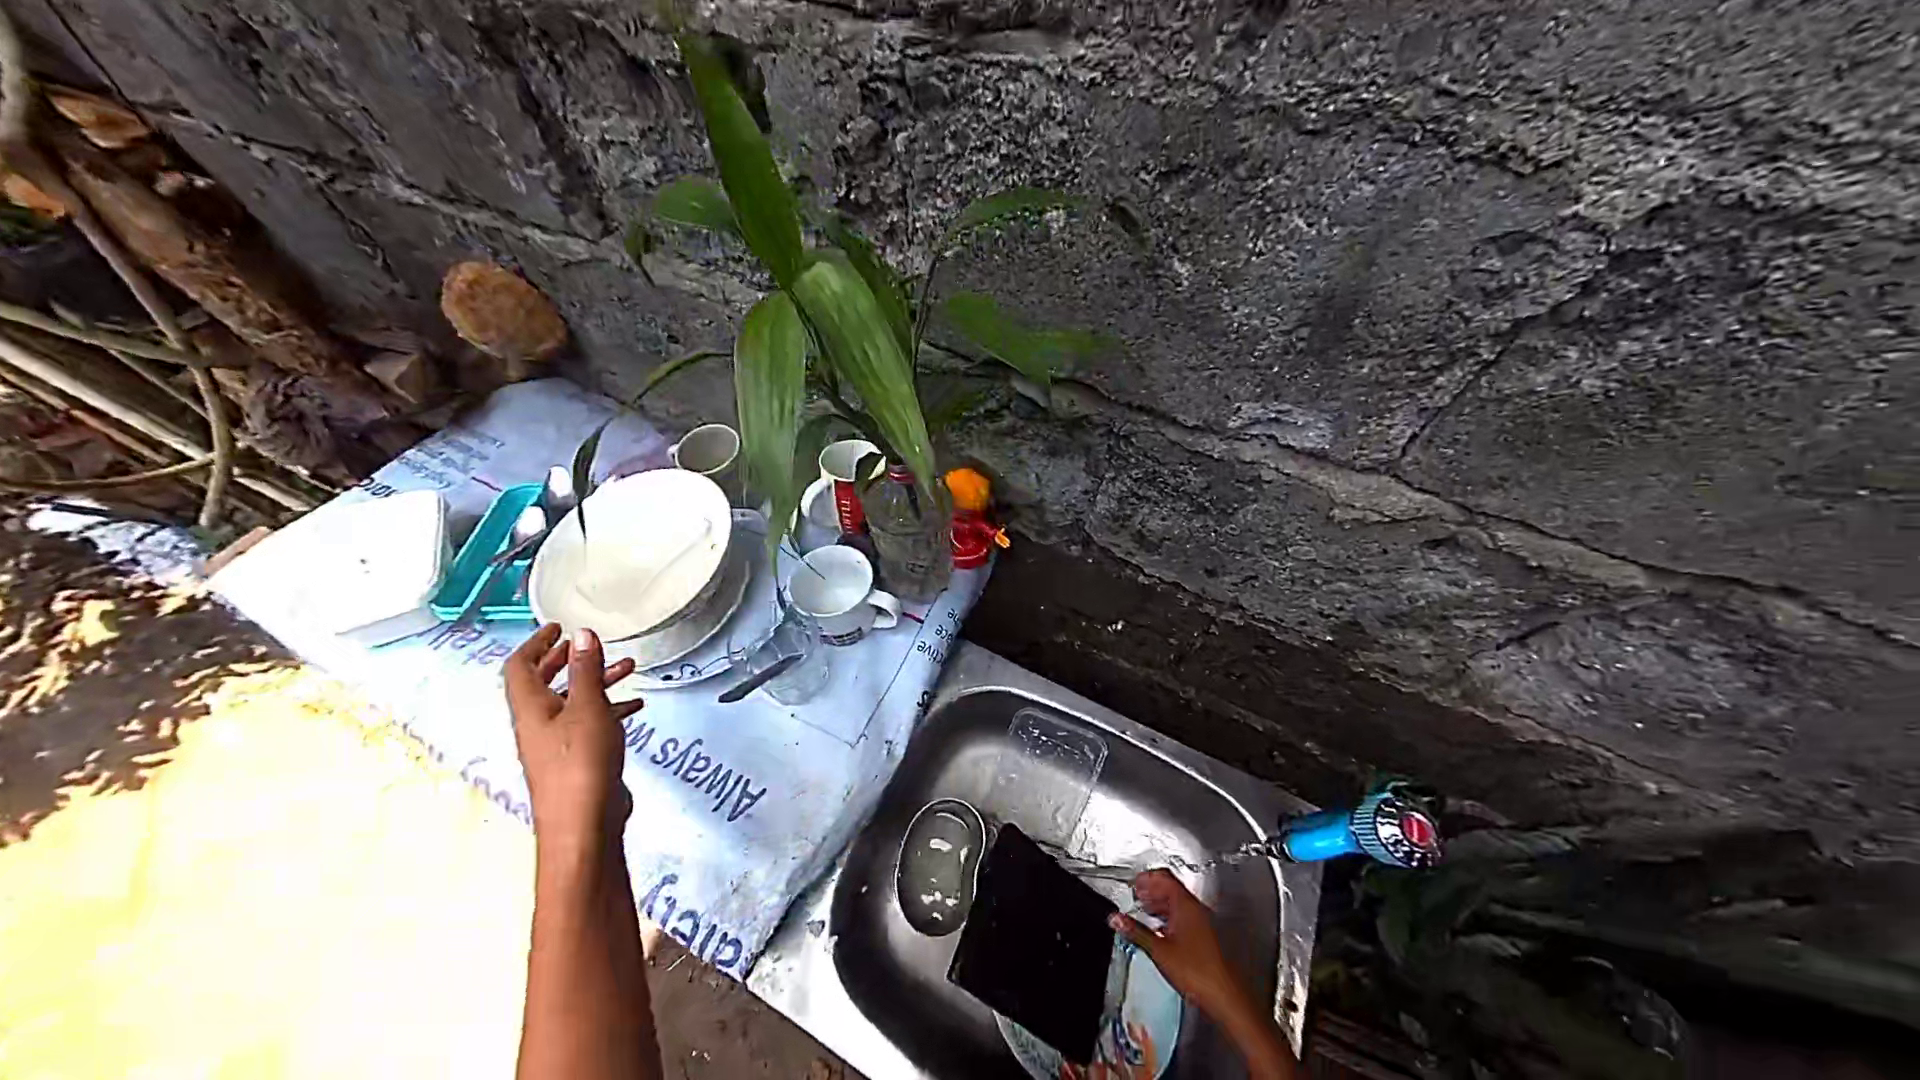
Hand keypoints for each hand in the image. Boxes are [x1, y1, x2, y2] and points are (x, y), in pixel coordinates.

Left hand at [505, 623, 643, 850]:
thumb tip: (581, 636)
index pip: (521, 665)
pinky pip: (590, 722)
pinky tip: (631, 708)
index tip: (556, 627)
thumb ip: (587, 670)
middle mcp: (539, 724)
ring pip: (573, 701)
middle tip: (588, 645)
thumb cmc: (581, 767)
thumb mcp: (588, 708)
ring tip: (624, 669)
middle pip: (546, 682)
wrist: (585, 824)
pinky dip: (609, 708)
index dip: (536, 642)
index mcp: (532, 709)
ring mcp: (557, 743)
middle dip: (569, 659)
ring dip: (595, 681)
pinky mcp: (578, 758)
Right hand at [1108, 870, 1245, 1020]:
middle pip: (1171, 888)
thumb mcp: (1159, 950)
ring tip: (1145, 910)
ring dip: (1160, 904)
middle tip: (1137, 894)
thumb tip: (1117, 919)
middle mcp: (1197, 910)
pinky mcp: (1207, 938)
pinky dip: (1170, 918)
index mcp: (1186, 905)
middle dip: (1151, 890)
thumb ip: (1135, 931)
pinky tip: (1162, 932)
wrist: (1226, 998)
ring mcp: (1205, 924)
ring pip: (1178, 904)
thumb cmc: (1199, 973)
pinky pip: (1185, 918)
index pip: (1164, 877)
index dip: (1146, 878)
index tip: (1135, 883)